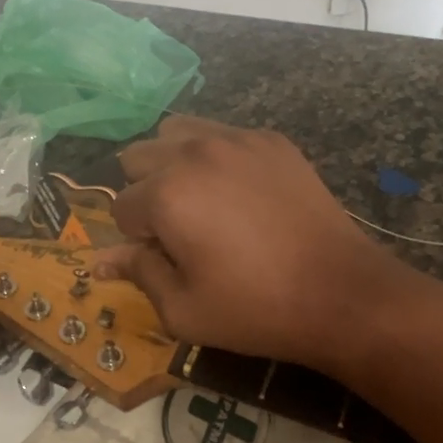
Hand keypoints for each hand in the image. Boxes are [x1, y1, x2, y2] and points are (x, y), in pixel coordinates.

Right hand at [93, 116, 413, 376]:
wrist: (342, 291)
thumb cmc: (256, 308)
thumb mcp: (184, 310)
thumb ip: (138, 274)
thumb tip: (101, 258)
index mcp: (166, 194)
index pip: (121, 206)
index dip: (138, 239)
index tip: (168, 259)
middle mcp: (193, 152)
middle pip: (138, 157)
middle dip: (146, 191)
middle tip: (180, 229)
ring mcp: (236, 138)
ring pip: (176, 132)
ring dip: (173, 162)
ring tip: (202, 200)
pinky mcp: (270, 139)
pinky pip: (222, 133)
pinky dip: (216, 156)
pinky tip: (242, 193)